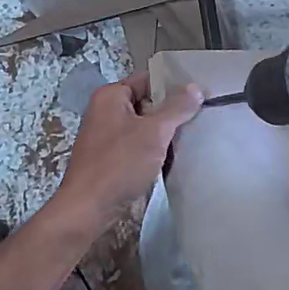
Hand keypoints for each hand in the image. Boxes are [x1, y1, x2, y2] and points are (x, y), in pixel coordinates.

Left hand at [52, 74, 204, 228]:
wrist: (87, 210)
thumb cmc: (119, 164)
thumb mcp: (154, 133)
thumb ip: (176, 108)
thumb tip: (196, 88)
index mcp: (110, 96)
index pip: (148, 79)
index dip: (173, 85)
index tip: (200, 92)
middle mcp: (105, 111)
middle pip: (146, 102)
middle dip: (171, 110)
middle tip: (201, 115)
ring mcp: (106, 135)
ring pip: (143, 125)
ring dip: (164, 131)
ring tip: (193, 134)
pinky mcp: (110, 157)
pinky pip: (137, 144)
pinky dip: (153, 148)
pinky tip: (173, 156)